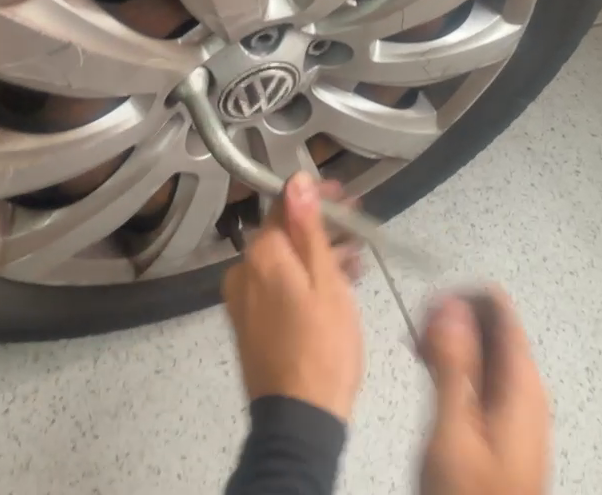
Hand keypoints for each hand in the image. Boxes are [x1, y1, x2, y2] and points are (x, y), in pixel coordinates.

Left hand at [221, 171, 363, 421]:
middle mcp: (243, 269)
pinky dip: (302, 280)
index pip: (285, 204)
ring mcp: (242, 298)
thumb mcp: (326, 280)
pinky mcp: (249, 322)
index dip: (317, 197)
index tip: (346, 197)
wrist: (300, 419)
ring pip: (283, 261)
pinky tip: (334, 288)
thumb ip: (309, 228)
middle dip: (321, 228)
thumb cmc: (323, 346)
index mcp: (261, 254)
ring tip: (355, 262)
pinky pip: (276, 285)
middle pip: (284, 233)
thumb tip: (297, 181)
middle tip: (358, 230)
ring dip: (316, 255)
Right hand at [419, 288, 550, 494]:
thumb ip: (453, 364)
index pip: (500, 307)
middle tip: (414, 340)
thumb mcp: (453, 430)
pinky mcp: (505, 424)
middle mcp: (526, 387)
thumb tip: (449, 303)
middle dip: (451, 319)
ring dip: (450, 341)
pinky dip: (456, 365)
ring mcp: (518, 406)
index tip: (423, 315)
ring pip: (485, 349)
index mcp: (521, 382)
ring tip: (415, 355)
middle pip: (493, 325)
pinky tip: (430, 377)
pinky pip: (483, 374)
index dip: (460, 298)